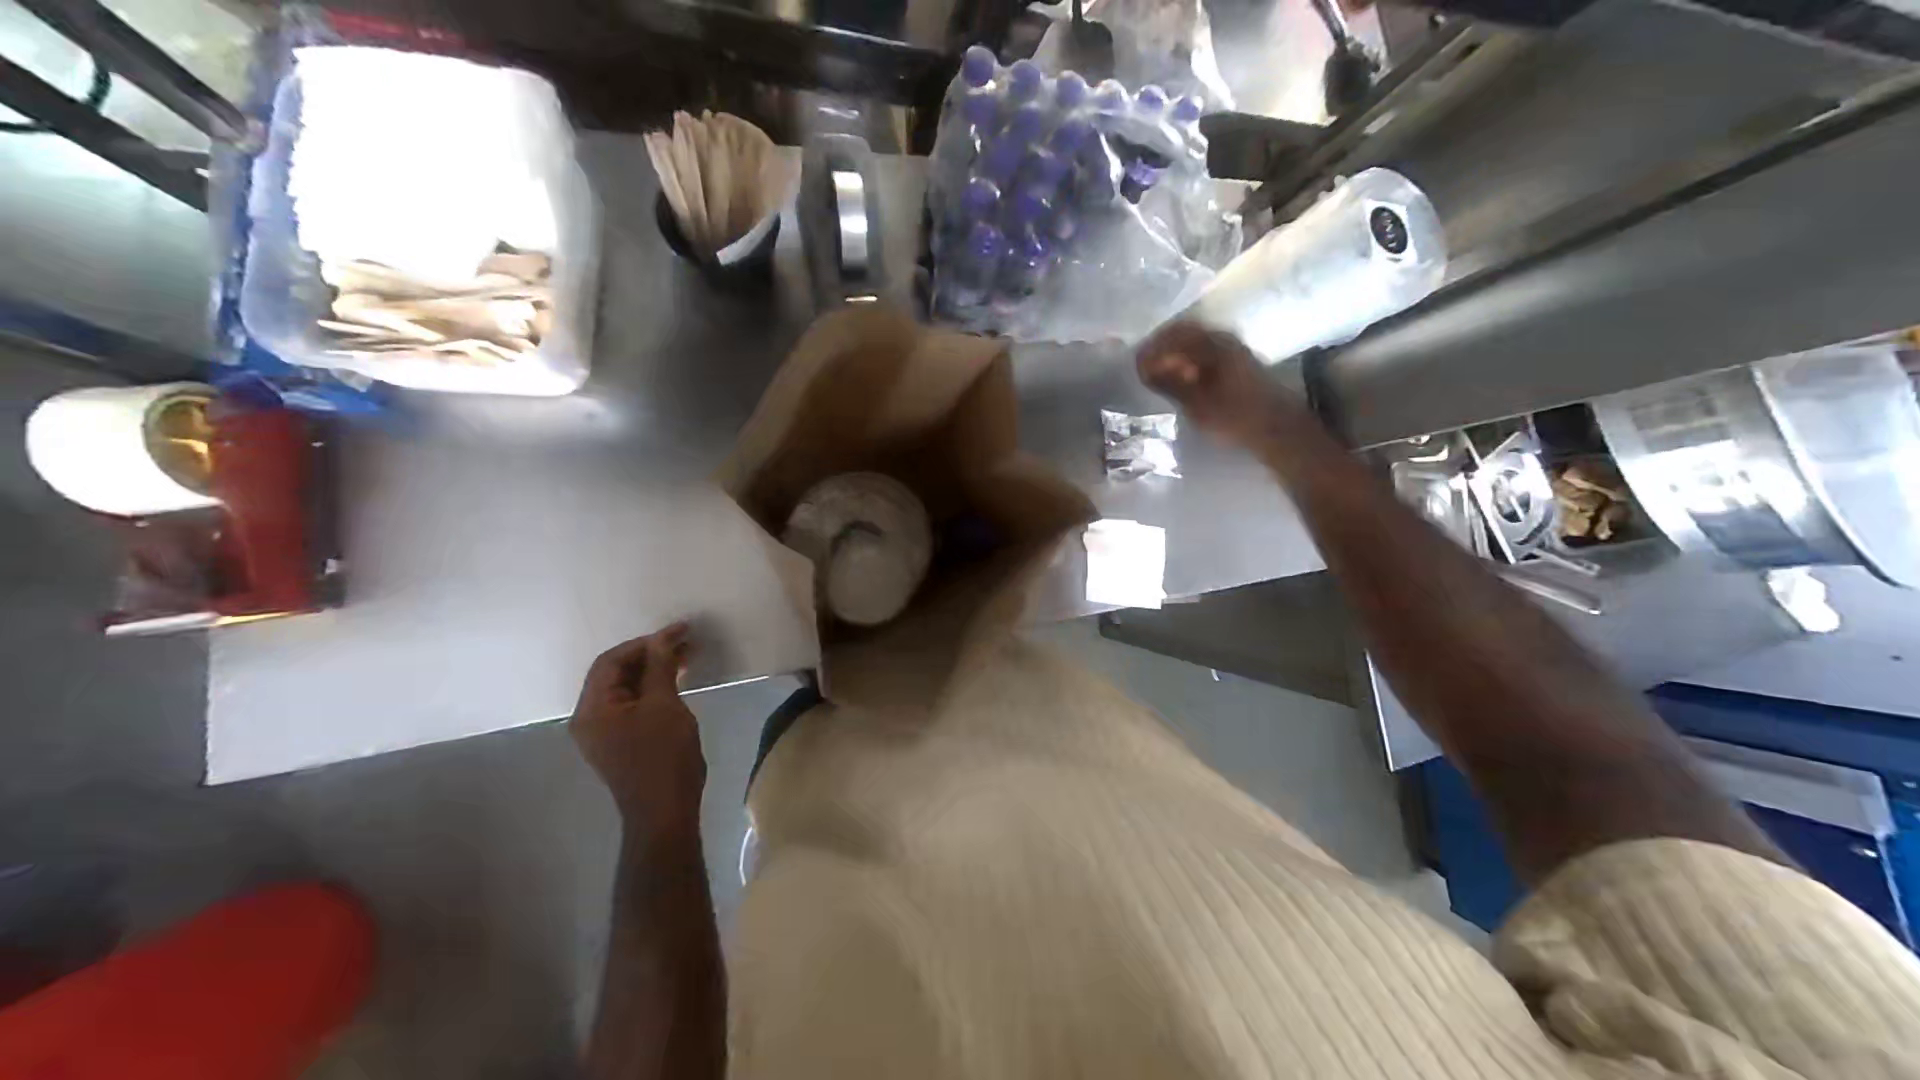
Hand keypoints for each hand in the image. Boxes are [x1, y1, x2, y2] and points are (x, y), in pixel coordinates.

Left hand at [571, 622, 704, 842]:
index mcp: (592, 709)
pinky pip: (632, 706)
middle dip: (651, 654)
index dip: (645, 642)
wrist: (665, 812)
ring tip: (687, 658)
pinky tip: (676, 682)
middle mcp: (589, 719)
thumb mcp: (664, 705)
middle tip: (686, 643)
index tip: (679, 632)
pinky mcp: (620, 743)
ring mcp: (603, 733)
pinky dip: (653, 689)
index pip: (611, 661)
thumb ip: (659, 667)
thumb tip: (662, 638)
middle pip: (616, 674)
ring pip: (626, 690)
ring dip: (654, 671)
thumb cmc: (663, 756)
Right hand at [1136, 321, 1304, 447]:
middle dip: (1160, 348)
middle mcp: (1223, 338)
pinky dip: (1188, 359)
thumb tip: (1146, 369)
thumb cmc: (1234, 417)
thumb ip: (1169, 383)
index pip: (1171, 335)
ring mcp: (1233, 347)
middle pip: (1183, 332)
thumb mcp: (1195, 404)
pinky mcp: (1238, 360)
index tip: (1135, 366)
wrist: (1277, 429)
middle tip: (1144, 368)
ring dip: (1175, 353)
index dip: (1150, 349)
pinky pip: (1204, 350)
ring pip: (1194, 340)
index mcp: (1211, 345)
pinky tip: (1182, 377)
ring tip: (1160, 374)